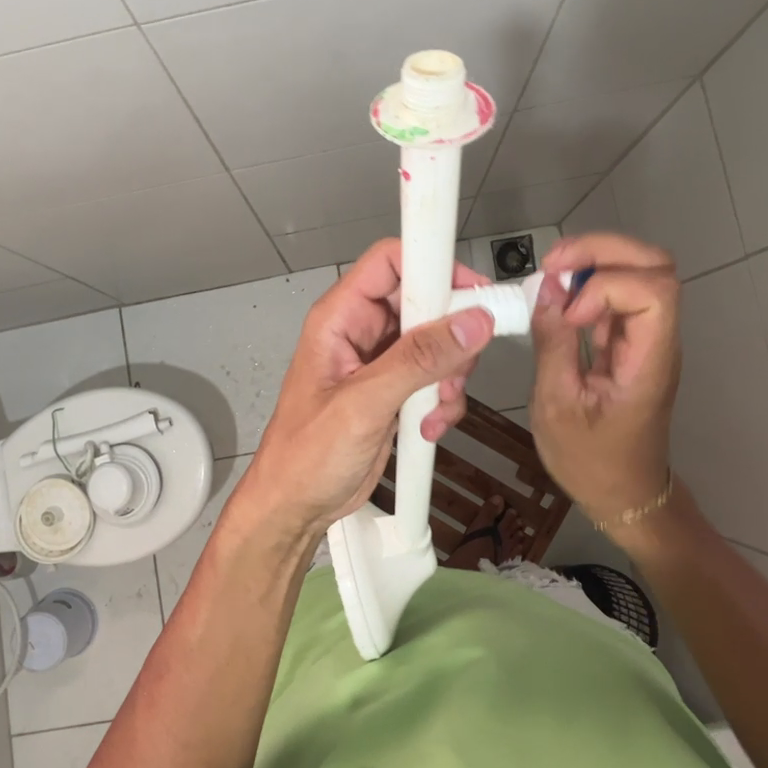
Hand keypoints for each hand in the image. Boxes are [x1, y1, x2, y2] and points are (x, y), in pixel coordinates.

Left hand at [234, 240, 496, 541]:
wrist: (297, 505)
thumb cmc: (303, 457)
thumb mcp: (361, 406)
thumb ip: (416, 361)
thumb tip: (468, 324)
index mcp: (339, 319)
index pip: (390, 262)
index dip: (433, 266)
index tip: (471, 290)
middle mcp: (362, 333)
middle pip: (425, 301)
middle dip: (451, 333)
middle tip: (459, 364)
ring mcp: (381, 362)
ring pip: (438, 340)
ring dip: (450, 374)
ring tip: (434, 405)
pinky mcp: (395, 390)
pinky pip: (437, 375)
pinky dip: (443, 399)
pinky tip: (427, 425)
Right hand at [530, 233, 683, 526]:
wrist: (623, 495)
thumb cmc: (591, 462)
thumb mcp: (557, 407)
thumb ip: (553, 345)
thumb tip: (545, 290)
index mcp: (650, 360)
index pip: (654, 290)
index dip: (606, 286)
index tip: (568, 315)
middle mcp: (657, 340)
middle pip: (655, 266)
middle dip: (603, 251)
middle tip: (553, 263)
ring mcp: (644, 340)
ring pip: (638, 274)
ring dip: (594, 262)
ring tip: (550, 275)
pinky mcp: (628, 345)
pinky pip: (616, 297)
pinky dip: (586, 286)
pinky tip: (556, 298)